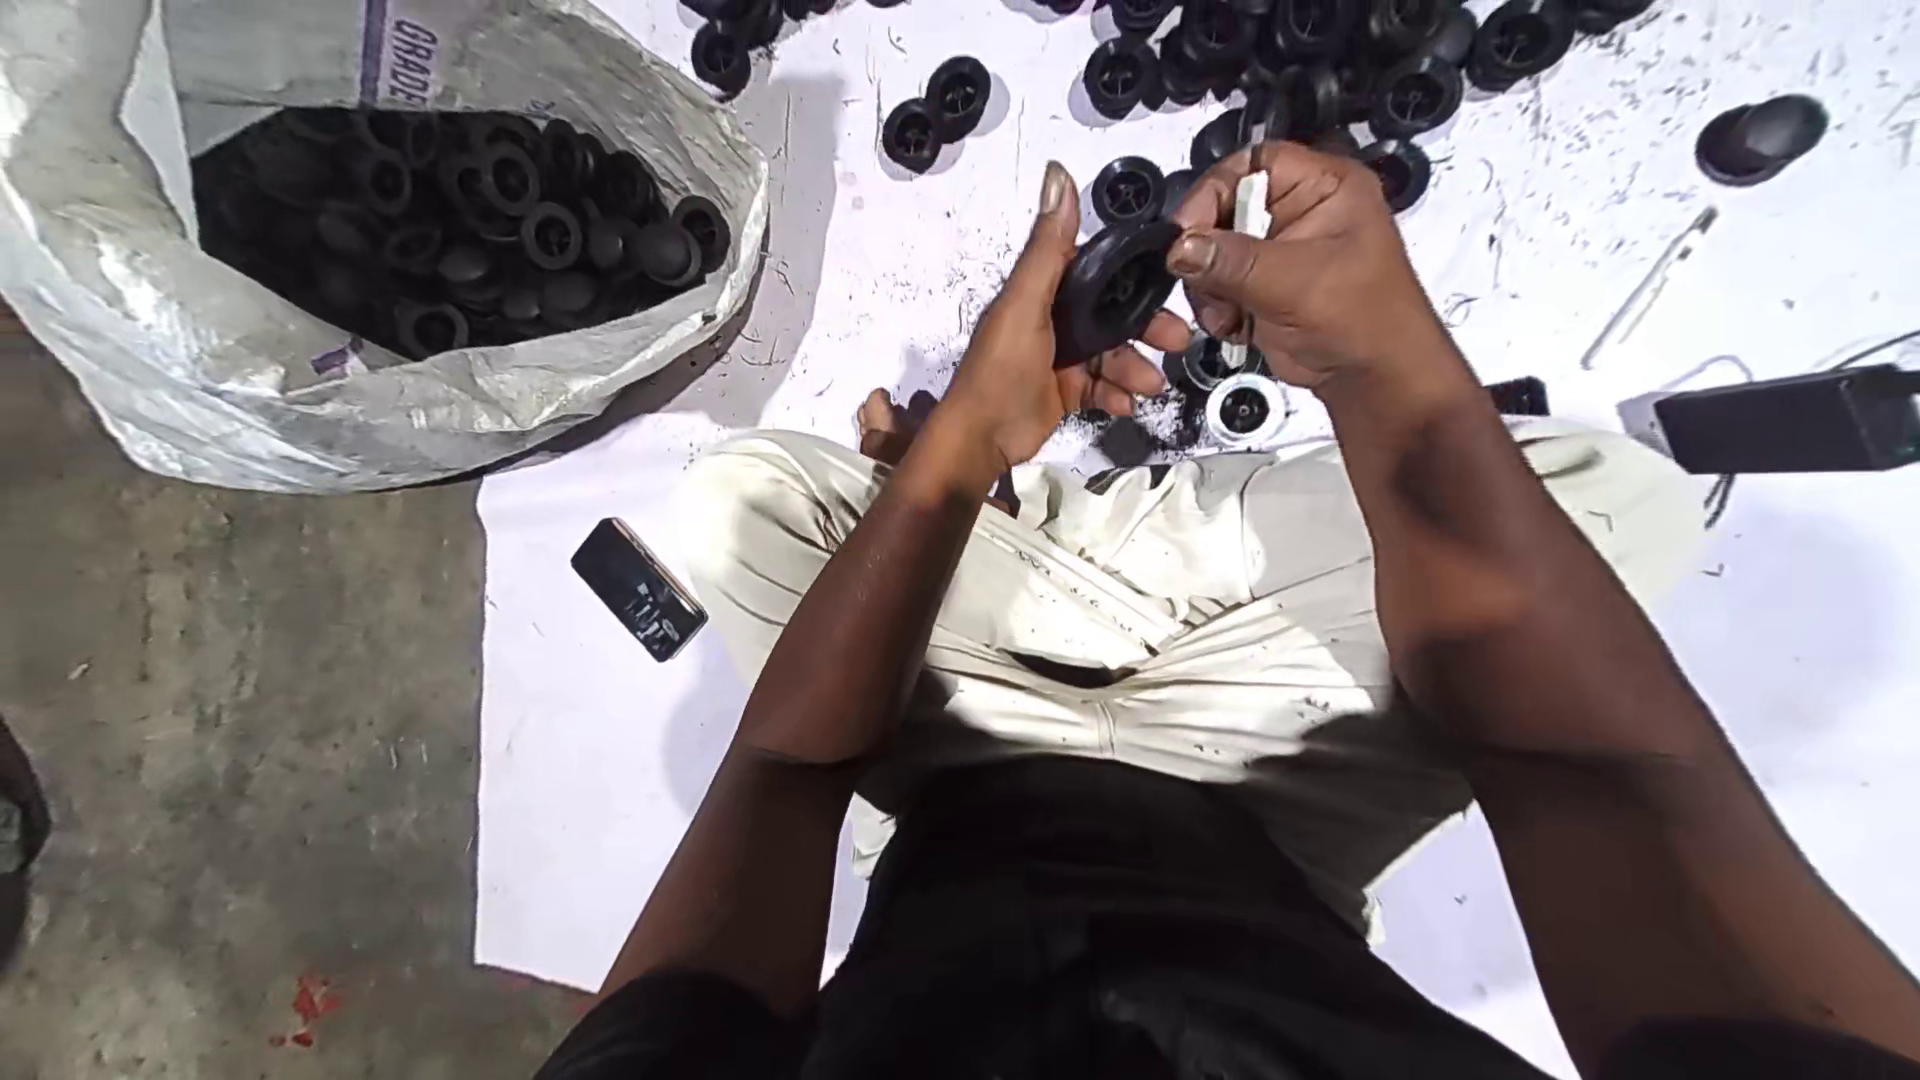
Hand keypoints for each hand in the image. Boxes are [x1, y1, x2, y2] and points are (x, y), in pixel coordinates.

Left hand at [940, 162, 1189, 471]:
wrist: (983, 438)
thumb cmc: (999, 372)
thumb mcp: (1024, 305)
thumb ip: (1047, 249)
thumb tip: (1057, 176)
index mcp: (1042, 294)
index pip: (1095, 272)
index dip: (1131, 275)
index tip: (1167, 280)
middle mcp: (1053, 322)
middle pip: (1112, 316)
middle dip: (1146, 328)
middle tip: (1176, 340)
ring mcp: (1060, 360)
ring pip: (1112, 356)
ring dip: (1135, 368)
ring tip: (1150, 385)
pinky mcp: (1065, 392)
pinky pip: (1101, 388)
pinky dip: (1117, 395)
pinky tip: (1126, 404)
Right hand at [1167, 141, 1457, 394]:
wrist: (1365, 374)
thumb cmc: (1362, 319)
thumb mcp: (1294, 281)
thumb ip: (1234, 261)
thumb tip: (1182, 247)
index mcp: (1321, 187)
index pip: (1252, 164)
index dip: (1213, 192)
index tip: (1187, 231)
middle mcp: (1293, 214)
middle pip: (1222, 213)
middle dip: (1208, 255)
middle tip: (1210, 284)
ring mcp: (1272, 254)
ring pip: (1210, 256)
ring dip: (1209, 291)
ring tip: (1232, 314)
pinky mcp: (1256, 288)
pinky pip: (1213, 289)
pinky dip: (1215, 310)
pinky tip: (1236, 325)